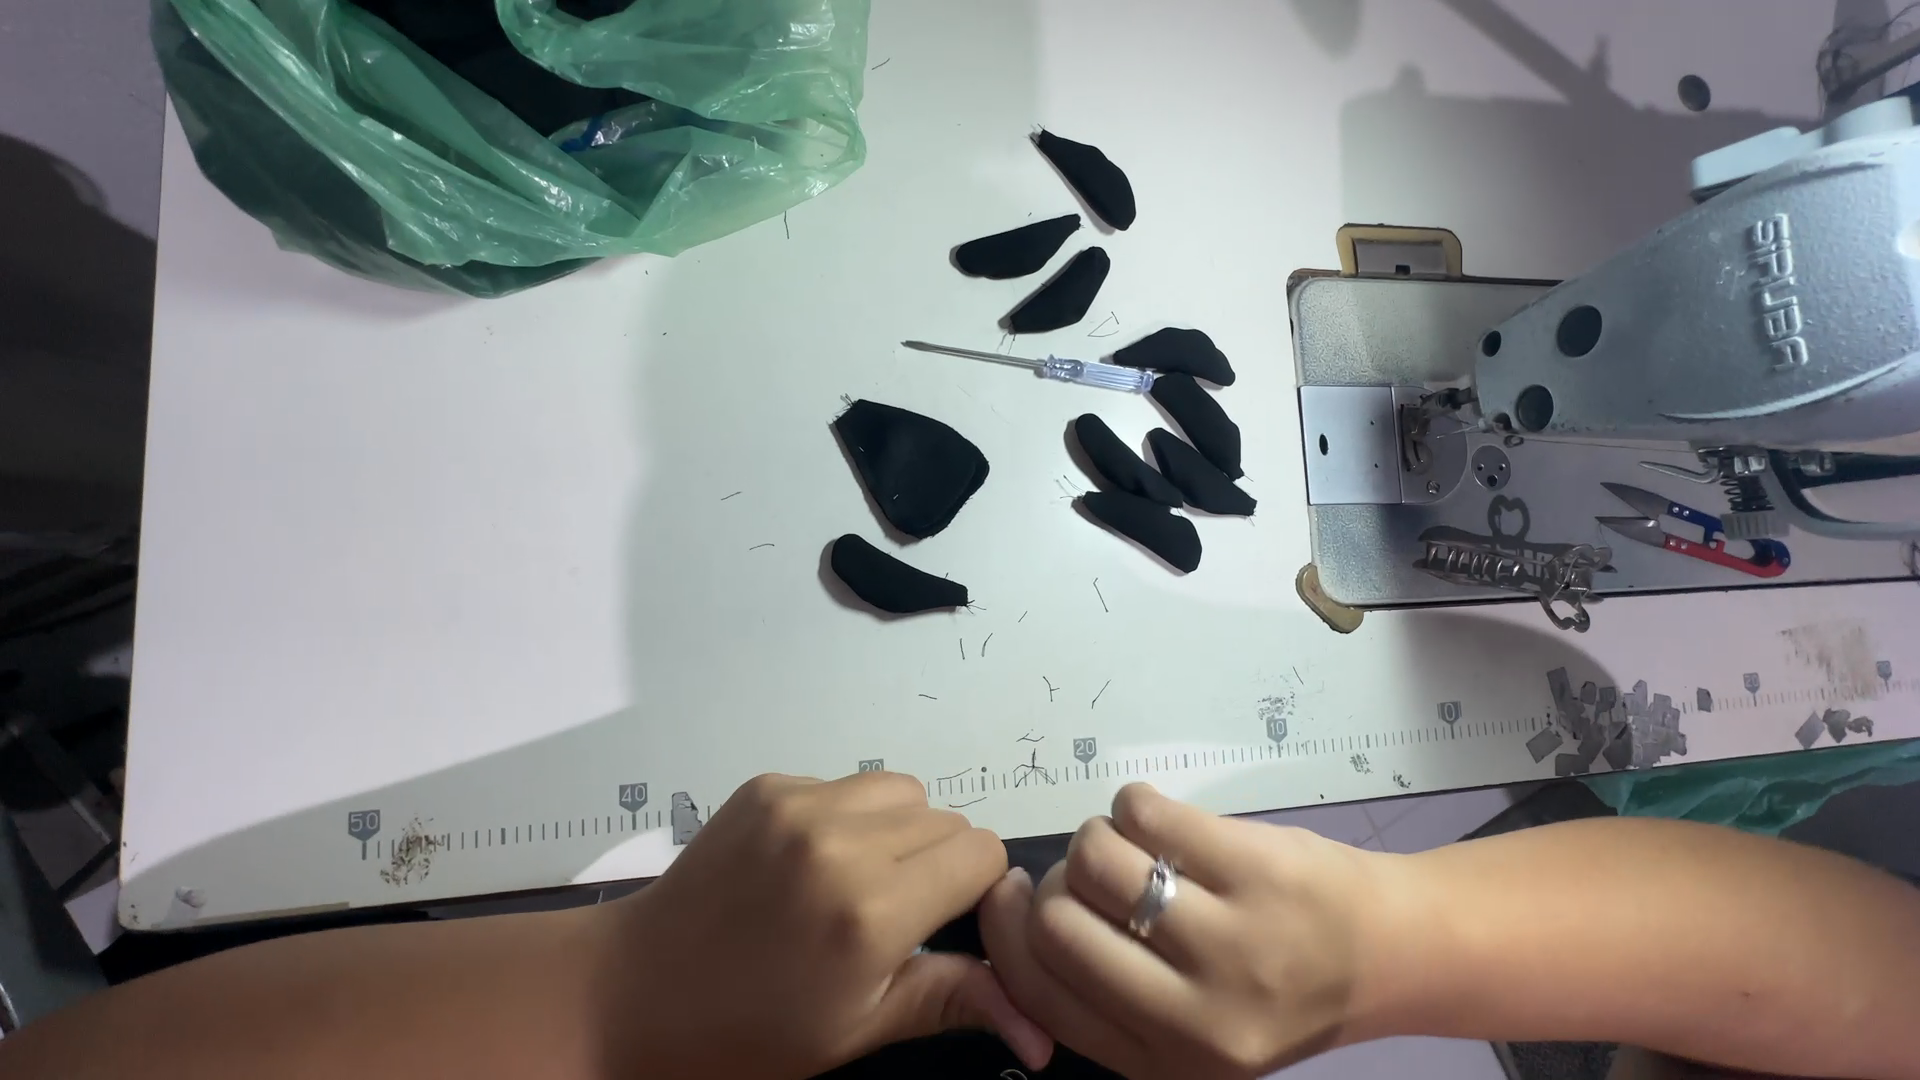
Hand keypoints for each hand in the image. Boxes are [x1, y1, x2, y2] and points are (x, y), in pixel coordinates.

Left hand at [606, 772, 1052, 1078]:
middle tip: (893, 909)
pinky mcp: (769, 782)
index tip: (945, 920)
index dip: (976, 888)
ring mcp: (799, 802)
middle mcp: (842, 839)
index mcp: (871, 911)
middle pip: (944, 817)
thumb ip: (953, 1000)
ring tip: (857, 876)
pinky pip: (845, 782)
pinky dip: (847, 814)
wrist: (633, 990)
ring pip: (901, 789)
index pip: (979, 853)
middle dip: (938, 860)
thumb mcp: (858, 1030)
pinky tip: (807, 859)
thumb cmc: (752, 1032)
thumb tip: (1046, 1032)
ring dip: (899, 827)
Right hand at [979, 783, 1387, 1078]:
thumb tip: (1015, 911)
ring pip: (1094, 855)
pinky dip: (1136, 805)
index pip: (1041, 991)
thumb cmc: (1275, 986)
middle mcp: (1193, 1016)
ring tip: (1140, 846)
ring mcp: (1230, 941)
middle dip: (1059, 879)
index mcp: (1164, 1061)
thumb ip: (1104, 992)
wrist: (1391, 951)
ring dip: (1100, 835)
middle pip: (1057, 919)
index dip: (1007, 929)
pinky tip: (1170, 825)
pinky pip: (1139, 808)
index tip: (1013, 891)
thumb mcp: (1184, 1024)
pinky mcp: (1254, 867)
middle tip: (1097, 875)